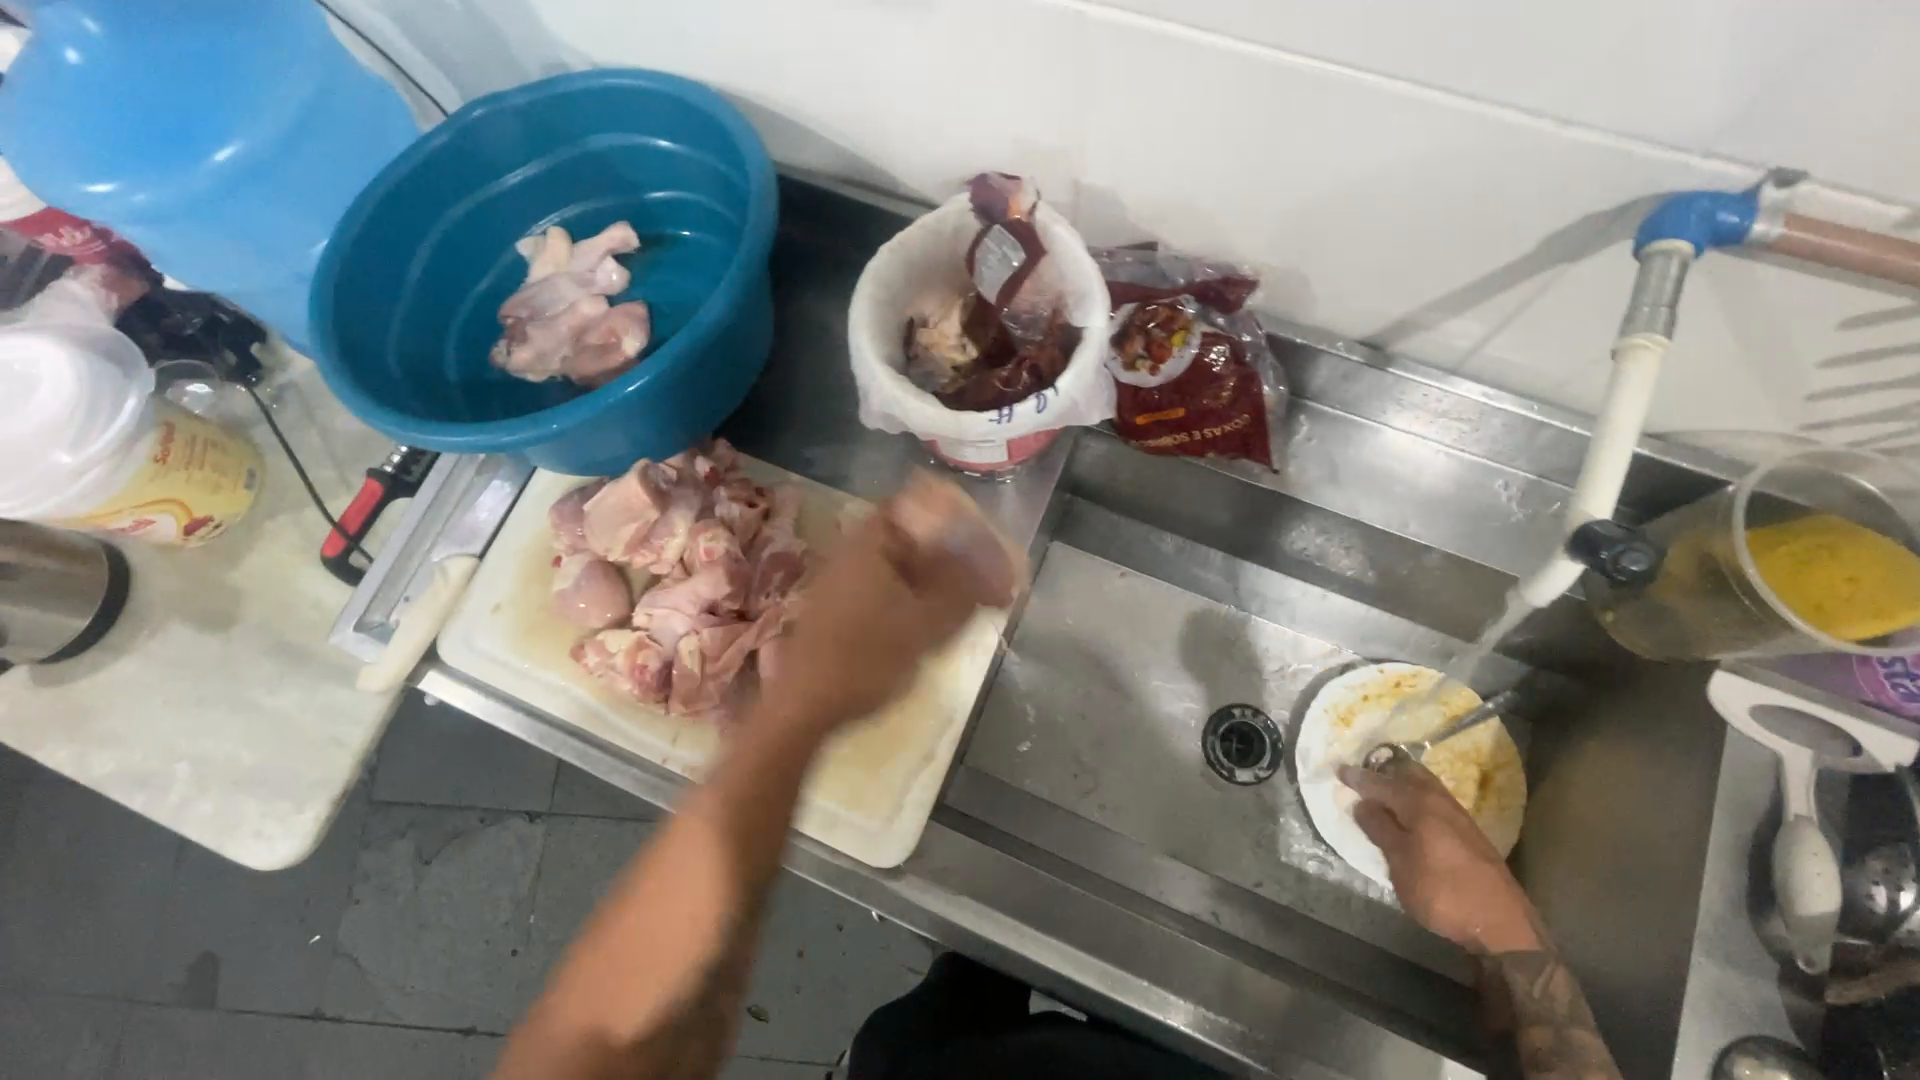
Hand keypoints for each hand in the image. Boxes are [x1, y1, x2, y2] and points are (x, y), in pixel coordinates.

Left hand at [764, 475, 1018, 733]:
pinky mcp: (839, 609)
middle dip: (950, 550)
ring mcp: (842, 581)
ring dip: (935, 575)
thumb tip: (997, 569)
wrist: (803, 708)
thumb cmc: (865, 661)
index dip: (951, 513)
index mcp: (870, 545)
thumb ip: (964, 592)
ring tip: (968, 600)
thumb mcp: (925, 627)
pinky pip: (886, 587)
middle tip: (983, 572)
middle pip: (910, 534)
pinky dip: (914, 595)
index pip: (914, 503)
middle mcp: (852, 553)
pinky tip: (935, 620)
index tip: (980, 533)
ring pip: (899, 564)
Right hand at [1340, 759, 1541, 954]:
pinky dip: (1417, 801)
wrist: (1501, 925)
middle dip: (1386, 771)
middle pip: (1410, 774)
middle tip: (1364, 779)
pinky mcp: (1470, 835)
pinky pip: (1436, 803)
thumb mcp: (1400, 863)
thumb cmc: (1441, 890)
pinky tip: (1411, 817)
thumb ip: (1380, 830)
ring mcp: (1460, 818)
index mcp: (1420, 804)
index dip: (1359, 777)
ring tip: (1384, 797)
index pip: (1382, 782)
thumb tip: (1363, 803)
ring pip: (1426, 788)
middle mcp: (1441, 802)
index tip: (1339, 770)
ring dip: (1403, 786)